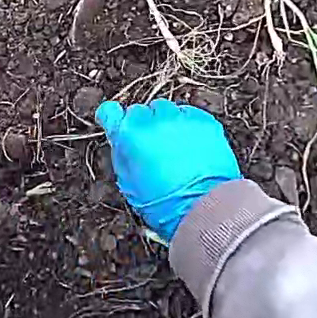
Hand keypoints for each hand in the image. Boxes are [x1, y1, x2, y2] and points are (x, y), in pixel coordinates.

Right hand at [94, 99, 240, 240]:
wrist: (206, 207)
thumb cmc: (166, 205)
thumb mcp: (129, 183)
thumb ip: (122, 153)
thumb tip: (120, 139)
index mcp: (129, 135)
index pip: (110, 111)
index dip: (113, 117)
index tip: (116, 120)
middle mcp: (152, 121)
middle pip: (141, 111)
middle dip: (144, 125)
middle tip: (152, 146)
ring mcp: (179, 119)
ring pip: (167, 110)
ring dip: (167, 123)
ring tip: (175, 148)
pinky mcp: (203, 121)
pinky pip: (190, 114)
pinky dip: (189, 126)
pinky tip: (192, 147)